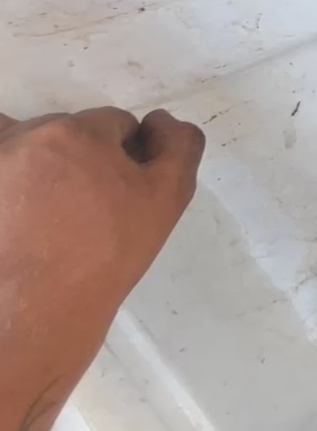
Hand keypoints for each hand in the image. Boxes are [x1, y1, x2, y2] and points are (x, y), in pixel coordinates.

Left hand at [0, 108, 204, 430]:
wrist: (31, 312)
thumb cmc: (110, 247)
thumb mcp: (172, 191)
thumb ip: (180, 142)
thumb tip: (160, 123)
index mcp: (73, 133)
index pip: (115, 122)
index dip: (131, 152)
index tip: (128, 187)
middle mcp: (14, 142)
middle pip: (63, 131)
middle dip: (81, 155)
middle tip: (88, 201)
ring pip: (16, 145)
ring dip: (32, 160)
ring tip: (43, 206)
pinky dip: (9, 170)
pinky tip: (15, 199)